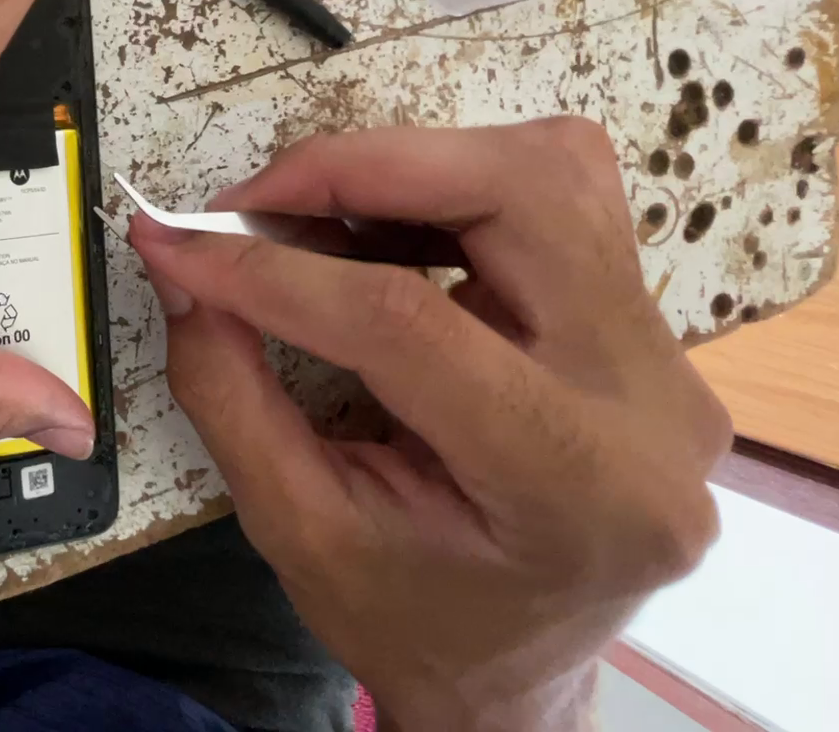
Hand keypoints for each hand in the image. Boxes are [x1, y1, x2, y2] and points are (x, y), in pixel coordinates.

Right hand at [129, 119, 732, 731]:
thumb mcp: (284, 521)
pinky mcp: (633, 322)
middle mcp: (649, 396)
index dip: (266, 269)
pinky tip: (359, 237)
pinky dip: (428, 187)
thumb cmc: (398, 615)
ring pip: (543, 168)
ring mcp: (667, 350)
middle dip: (356, 169)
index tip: (171, 242)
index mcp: (566, 483)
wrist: (507, 670)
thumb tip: (177, 262)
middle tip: (248, 207)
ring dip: (396, 169)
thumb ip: (220, 383)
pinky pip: (541, 196)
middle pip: (521, 190)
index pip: (401, 320)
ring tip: (298, 220)